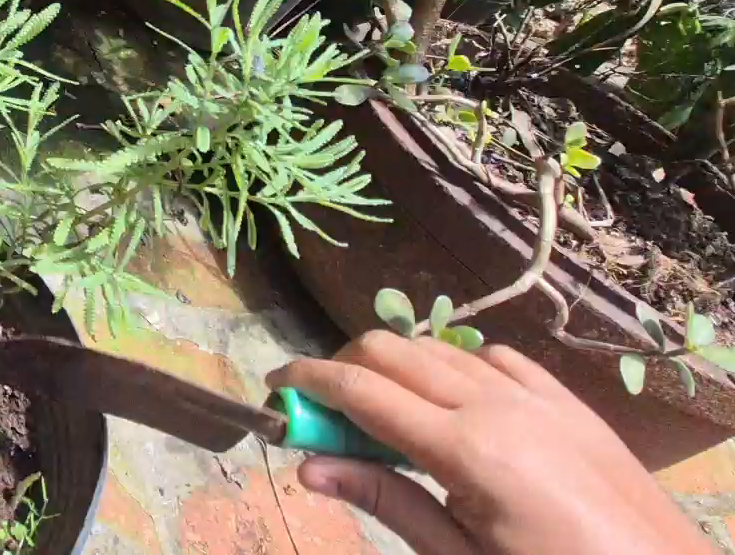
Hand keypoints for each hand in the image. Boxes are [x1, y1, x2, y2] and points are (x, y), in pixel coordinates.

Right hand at [269, 332, 711, 554]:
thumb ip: (385, 502)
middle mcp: (496, 407)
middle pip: (385, 349)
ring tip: (388, 411)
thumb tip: (306, 466)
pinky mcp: (573, 407)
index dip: (304, 378)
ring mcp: (540, 401)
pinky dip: (455, 367)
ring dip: (392, 366)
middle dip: (340, 366)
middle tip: (327, 410)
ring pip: (433, 347)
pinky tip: (455, 403)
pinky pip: (494, 359)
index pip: (356, 387)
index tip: (274, 385)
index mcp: (467, 451)